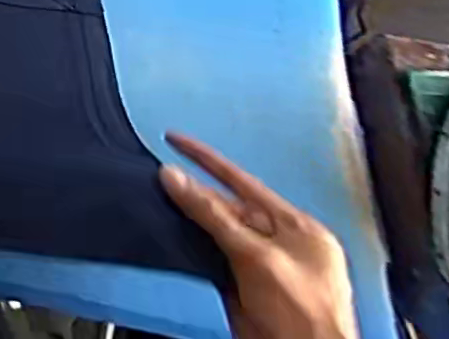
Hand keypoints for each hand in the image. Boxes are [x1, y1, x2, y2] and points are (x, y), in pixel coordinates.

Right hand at [160, 133, 357, 338]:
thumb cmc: (299, 312)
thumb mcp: (256, 257)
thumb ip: (211, 214)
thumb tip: (169, 174)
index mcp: (297, 230)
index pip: (242, 181)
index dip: (204, 158)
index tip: (171, 137)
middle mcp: (279, 241)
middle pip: (223, 204)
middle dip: (189, 190)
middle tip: (151, 174)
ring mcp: (259, 263)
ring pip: (211, 226)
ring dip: (183, 213)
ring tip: (149, 193)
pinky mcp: (239, 281)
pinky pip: (206, 247)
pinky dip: (184, 236)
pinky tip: (163, 224)